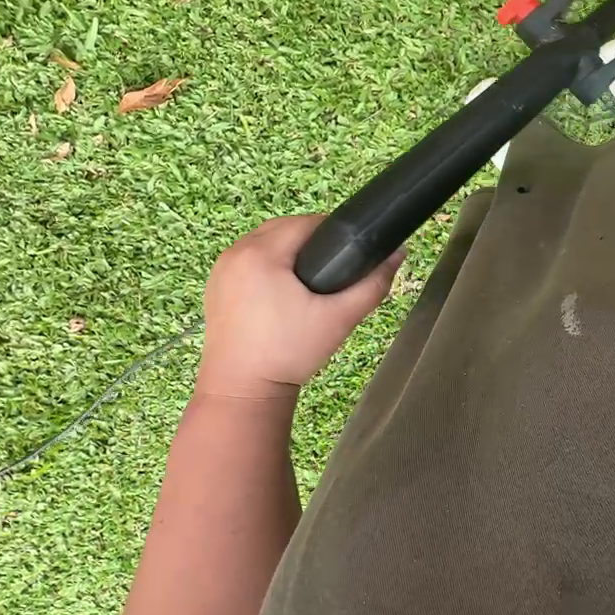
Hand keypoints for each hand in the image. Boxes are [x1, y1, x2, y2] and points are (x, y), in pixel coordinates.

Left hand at [196, 215, 404, 399]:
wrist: (243, 391)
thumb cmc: (290, 351)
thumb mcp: (341, 317)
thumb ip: (373, 283)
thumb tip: (399, 253)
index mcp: (261, 253)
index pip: (306, 223)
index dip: (333, 234)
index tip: (349, 256)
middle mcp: (235, 254)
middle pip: (283, 228)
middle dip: (311, 241)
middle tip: (335, 269)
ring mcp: (221, 270)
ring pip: (265, 242)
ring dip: (289, 250)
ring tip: (313, 278)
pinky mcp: (215, 287)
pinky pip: (249, 259)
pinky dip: (269, 264)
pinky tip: (286, 288)